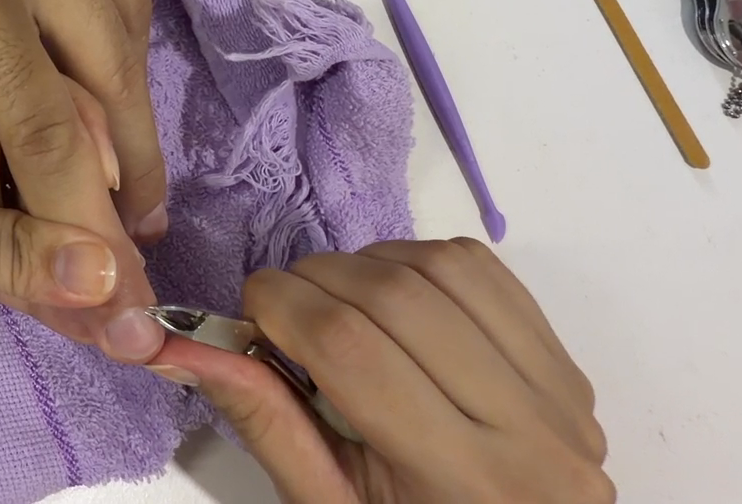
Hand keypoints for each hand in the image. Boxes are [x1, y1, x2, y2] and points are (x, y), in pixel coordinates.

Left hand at [0, 86, 166, 423]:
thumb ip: (0, 248)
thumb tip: (110, 270)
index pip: (27, 108)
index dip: (81, 173)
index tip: (124, 249)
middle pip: (47, 149)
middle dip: (94, 217)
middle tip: (135, 293)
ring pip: (45, 197)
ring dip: (87, 251)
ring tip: (127, 311)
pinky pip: (29, 239)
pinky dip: (63, 273)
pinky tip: (95, 302)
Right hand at [153, 239, 612, 502]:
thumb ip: (259, 417)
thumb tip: (175, 343)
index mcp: (462, 483)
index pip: (347, 346)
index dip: (276, 304)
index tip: (251, 319)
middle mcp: (532, 435)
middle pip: (390, 295)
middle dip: (310, 280)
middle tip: (288, 315)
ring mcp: (560, 396)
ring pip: (433, 266)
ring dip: (360, 265)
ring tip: (339, 306)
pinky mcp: (566, 365)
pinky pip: (476, 267)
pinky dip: (413, 260)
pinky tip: (392, 299)